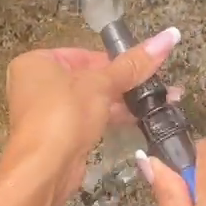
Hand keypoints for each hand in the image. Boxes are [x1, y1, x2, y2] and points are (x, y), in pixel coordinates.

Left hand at [0, 28, 180, 205]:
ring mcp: (48, 113)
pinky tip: (142, 116)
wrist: (43, 170)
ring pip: (91, 100)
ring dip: (124, 101)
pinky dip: (112, 117)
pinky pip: (89, 119)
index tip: (144, 64)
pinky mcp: (59, 136)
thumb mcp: (101, 85)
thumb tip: (169, 35)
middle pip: (88, 77)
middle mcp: (37, 85)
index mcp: (36, 64)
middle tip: (161, 83)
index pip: (82, 54)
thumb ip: (133, 65)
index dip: (114, 60)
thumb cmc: (64, 116)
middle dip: (124, 82)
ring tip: (164, 99)